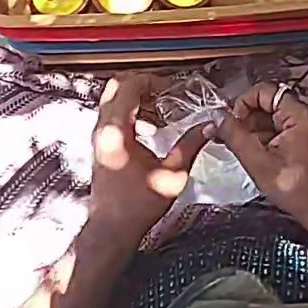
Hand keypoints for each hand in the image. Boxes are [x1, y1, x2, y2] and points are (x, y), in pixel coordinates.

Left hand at [89, 73, 213, 245]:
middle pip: (116, 86)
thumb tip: (208, 126)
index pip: (128, 87)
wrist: (113, 227)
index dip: (150, 80)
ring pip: (112, 98)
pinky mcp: (101, 143)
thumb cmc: (137, 205)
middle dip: (141, 82)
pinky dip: (130, 110)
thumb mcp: (172, 174)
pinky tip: (151, 125)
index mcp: (117, 131)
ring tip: (160, 106)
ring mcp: (99, 135)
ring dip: (135, 96)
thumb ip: (190, 145)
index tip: (168, 85)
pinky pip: (112, 113)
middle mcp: (103, 129)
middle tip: (163, 90)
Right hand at [214, 84, 307, 224]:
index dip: (243, 104)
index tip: (232, 123)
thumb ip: (234, 136)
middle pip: (268, 104)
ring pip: (273, 117)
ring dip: (255, 130)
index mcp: (300, 115)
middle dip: (247, 119)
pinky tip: (258, 155)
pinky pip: (282, 129)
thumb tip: (216, 117)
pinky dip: (267, 138)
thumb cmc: (296, 190)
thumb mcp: (259, 163)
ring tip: (244, 150)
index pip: (264, 91)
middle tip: (232, 138)